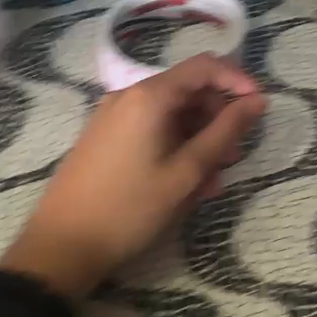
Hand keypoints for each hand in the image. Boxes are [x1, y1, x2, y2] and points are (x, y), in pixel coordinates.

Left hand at [0, 54, 265, 297]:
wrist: (58, 250)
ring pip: (173, 113)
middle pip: (190, 90)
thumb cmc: (129, 208)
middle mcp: (129, 96)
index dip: (238, 81)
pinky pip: (153, 129)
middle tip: (234, 156)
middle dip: (219, 118)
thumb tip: (258, 101)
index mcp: (149, 96)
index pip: (206, 66)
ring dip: (200, 139)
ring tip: (212, 181)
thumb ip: (226, 131)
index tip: (258, 109)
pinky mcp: (106, 138)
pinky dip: (176, 147)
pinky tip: (186, 184)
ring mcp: (114, 117)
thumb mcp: (187, 172)